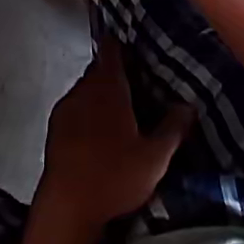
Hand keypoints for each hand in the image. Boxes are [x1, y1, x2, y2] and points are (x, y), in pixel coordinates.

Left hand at [36, 37, 191, 229]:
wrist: (70, 198)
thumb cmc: (116, 175)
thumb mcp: (154, 157)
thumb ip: (172, 128)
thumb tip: (188, 104)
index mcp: (109, 88)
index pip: (110, 51)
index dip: (119, 44)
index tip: (130, 45)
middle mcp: (84, 87)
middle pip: (99, 69)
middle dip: (114, 73)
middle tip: (135, 86)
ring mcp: (67, 103)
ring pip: (86, 87)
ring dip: (100, 92)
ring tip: (120, 111)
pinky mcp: (56, 120)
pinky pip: (75, 104)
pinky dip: (87, 108)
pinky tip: (97, 129)